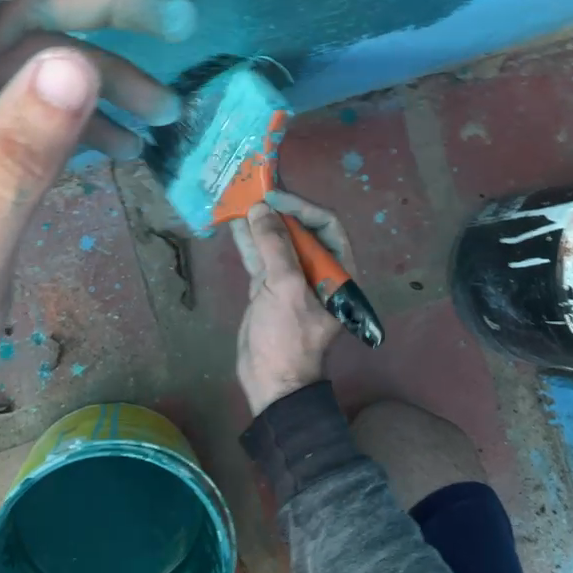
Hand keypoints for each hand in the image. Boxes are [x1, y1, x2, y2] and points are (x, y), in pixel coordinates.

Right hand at [230, 190, 356, 414]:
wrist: (271, 382)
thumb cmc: (288, 336)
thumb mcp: (285, 288)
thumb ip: (275, 247)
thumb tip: (260, 210)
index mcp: (338, 272)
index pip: (326, 226)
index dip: (302, 208)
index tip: (275, 199)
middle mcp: (318, 271)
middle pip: (301, 230)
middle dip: (279, 211)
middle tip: (254, 191)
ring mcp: (292, 280)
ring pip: (278, 242)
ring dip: (261, 223)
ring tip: (240, 200)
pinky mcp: (269, 289)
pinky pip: (261, 258)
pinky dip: (248, 241)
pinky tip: (234, 224)